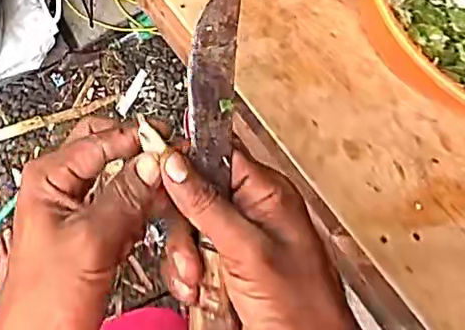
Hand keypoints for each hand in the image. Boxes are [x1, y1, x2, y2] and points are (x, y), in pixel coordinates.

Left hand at [0, 117, 165, 329]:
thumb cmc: (43, 299)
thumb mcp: (89, 241)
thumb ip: (122, 199)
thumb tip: (150, 162)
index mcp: (48, 175)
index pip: (96, 140)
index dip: (133, 139)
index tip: (167, 140)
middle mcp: (62, 186)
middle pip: (110, 158)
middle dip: (142, 168)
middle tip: (173, 170)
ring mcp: (78, 211)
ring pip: (123, 189)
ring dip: (149, 204)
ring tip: (172, 219)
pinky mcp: (93, 236)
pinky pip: (126, 217)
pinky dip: (144, 225)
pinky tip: (156, 240)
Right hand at [159, 147, 358, 329]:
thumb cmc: (307, 318)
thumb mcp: (250, 253)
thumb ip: (208, 204)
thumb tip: (173, 161)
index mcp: (266, 193)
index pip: (213, 150)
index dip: (182, 158)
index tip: (157, 172)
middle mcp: (249, 209)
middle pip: (192, 189)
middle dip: (182, 223)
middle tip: (188, 250)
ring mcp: (235, 238)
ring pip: (185, 223)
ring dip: (182, 253)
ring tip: (195, 278)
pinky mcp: (224, 264)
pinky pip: (188, 251)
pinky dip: (185, 273)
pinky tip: (196, 290)